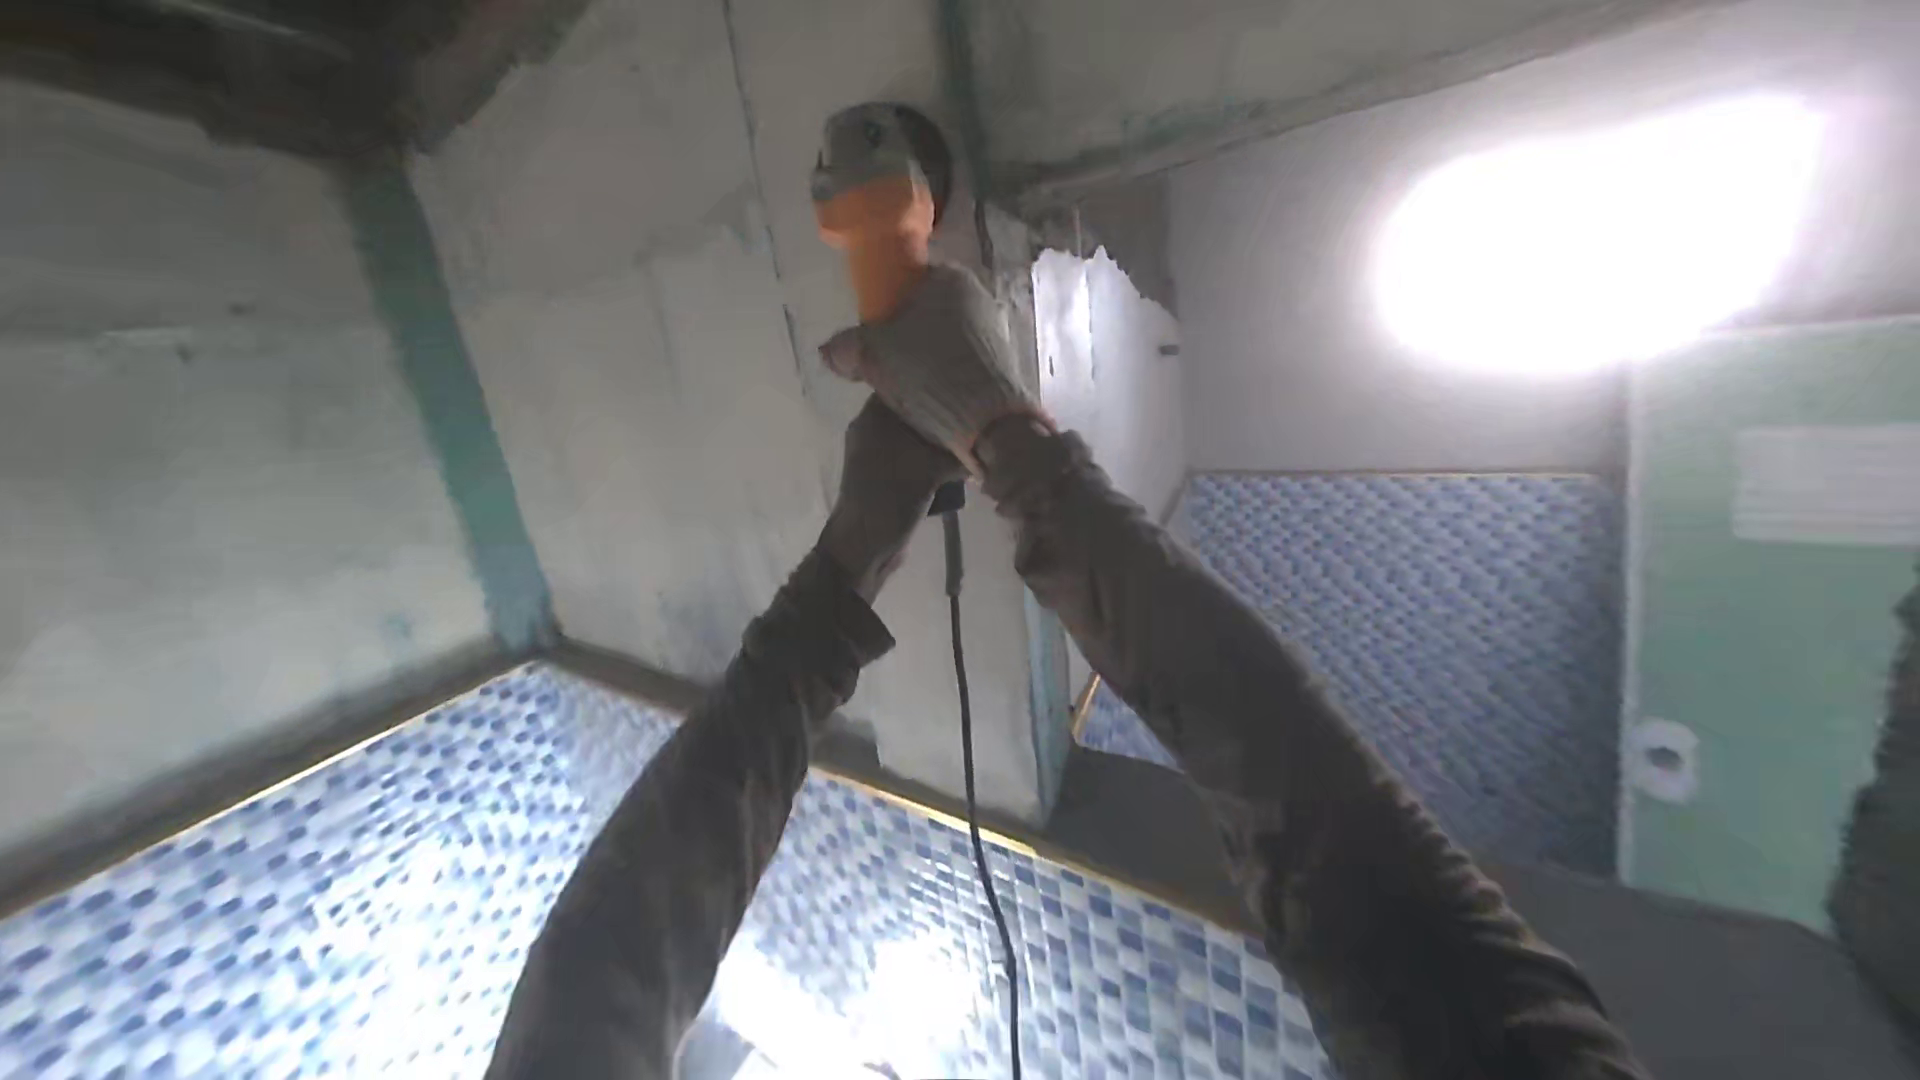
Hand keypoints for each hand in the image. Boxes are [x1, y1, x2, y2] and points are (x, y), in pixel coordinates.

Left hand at [816, 396, 965, 601]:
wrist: (866, 545)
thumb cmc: (891, 497)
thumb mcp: (929, 467)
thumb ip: (957, 449)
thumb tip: (987, 438)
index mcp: (874, 417)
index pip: (906, 384)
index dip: (935, 381)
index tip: (965, 381)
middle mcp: (875, 430)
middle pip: (915, 411)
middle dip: (945, 413)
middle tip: (978, 409)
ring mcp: (881, 455)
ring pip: (918, 437)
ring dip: (943, 439)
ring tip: (975, 434)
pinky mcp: (891, 476)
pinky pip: (917, 458)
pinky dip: (936, 459)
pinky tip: (961, 461)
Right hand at [819, 263, 1049, 473]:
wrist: (990, 424)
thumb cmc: (928, 375)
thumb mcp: (871, 356)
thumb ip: (844, 347)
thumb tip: (830, 351)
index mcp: (950, 276)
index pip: (907, 284)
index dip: (884, 310)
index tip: (872, 339)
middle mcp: (980, 295)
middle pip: (927, 314)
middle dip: (905, 338)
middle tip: (886, 368)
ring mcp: (997, 331)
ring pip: (946, 341)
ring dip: (926, 361)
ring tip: (910, 391)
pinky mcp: (1007, 365)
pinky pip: (965, 365)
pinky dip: (949, 378)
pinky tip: (936, 401)